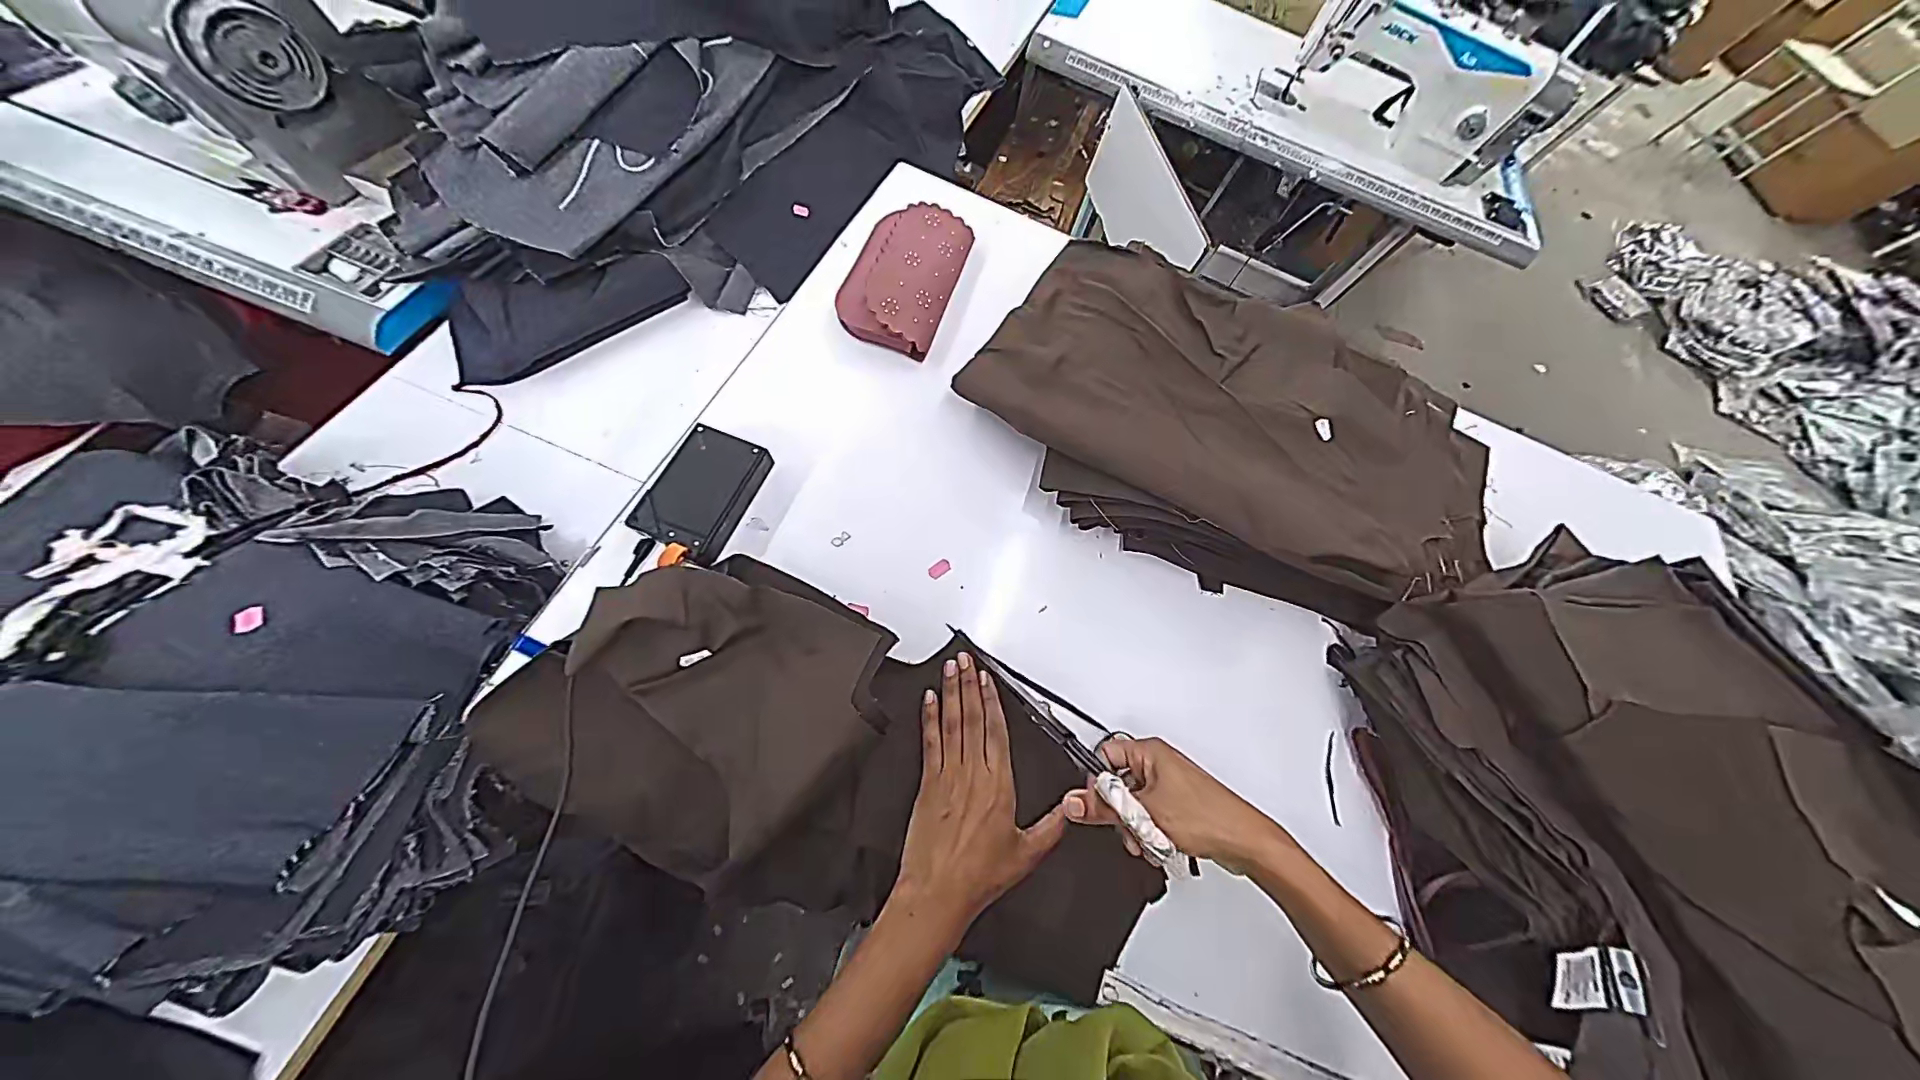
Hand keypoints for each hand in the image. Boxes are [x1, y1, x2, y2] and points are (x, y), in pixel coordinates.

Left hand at [893, 652, 1069, 929]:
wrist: (938, 892)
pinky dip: (928, 719)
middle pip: (971, 718)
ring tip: (949, 670)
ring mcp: (946, 777)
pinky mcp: (927, 785)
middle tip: (965, 660)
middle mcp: (971, 774)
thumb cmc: (978, 875)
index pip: (995, 731)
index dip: (990, 700)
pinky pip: (930, 743)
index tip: (986, 680)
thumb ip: (1051, 827)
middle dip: (968, 685)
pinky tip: (927, 701)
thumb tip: (1069, 811)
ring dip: (949, 693)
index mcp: (997, 785)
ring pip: (950, 724)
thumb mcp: (1026, 854)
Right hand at [1064, 736, 1287, 872]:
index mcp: (1149, 752)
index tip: (1098, 804)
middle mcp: (1159, 764)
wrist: (1245, 843)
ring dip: (1135, 827)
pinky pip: (1149, 816)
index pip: (1104, 756)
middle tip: (1129, 825)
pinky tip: (1159, 844)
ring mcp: (1169, 785)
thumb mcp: (1144, 813)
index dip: (1097, 782)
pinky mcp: (1177, 805)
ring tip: (1149, 839)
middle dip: (1119, 812)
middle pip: (1117, 784)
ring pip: (1133, 804)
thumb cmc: (1209, 817)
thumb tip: (1075, 802)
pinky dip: (1149, 832)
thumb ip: (1104, 807)